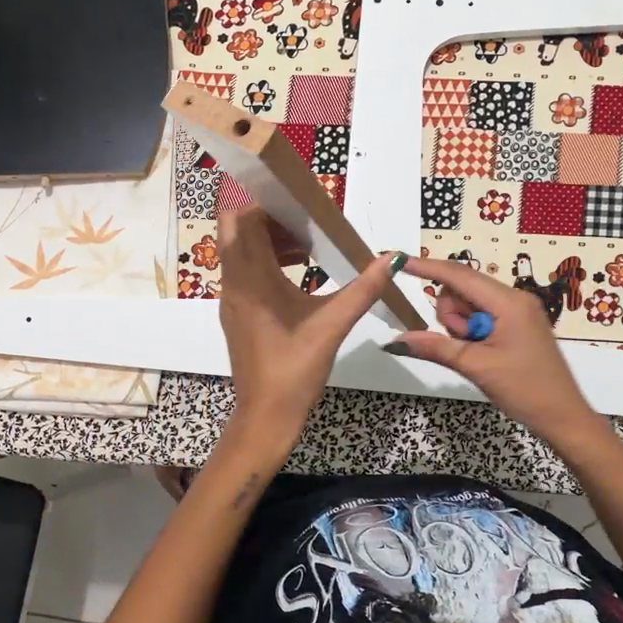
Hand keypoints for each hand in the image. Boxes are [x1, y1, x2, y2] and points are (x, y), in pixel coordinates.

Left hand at [215, 207, 398, 432]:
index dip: (269, 205)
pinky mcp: (237, 315)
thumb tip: (390, 260)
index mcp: (251, 280)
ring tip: (308, 248)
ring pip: (240, 253)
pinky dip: (266, 264)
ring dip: (269, 242)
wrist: (265, 417)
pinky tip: (300, 276)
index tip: (301, 205)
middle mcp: (234, 284)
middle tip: (304, 223)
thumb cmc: (295, 369)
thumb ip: (362, 289)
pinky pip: (244, 274)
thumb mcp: (333, 326)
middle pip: (237, 231)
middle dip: (269, 220)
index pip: (245, 221)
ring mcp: (231, 301)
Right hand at [388, 256, 596, 438]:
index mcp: (509, 302)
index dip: (428, 267)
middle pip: (462, 289)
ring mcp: (517, 311)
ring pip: (468, 304)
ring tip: (477, 353)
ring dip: (461, 326)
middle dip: (451, 314)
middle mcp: (515, 298)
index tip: (399, 261)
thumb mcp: (476, 367)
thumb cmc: (525, 390)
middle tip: (464, 344)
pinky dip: (472, 331)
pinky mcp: (517, 324)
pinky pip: (481, 315)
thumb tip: (396, 341)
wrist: (563, 417)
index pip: (460, 275)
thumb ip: (435, 348)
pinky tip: (482, 352)